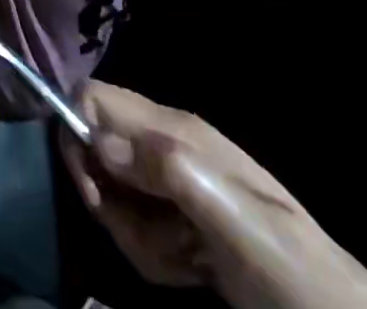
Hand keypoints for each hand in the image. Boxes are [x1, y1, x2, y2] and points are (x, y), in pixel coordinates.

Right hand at [63, 82, 366, 308]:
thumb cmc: (290, 267)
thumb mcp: (236, 220)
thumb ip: (170, 171)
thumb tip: (97, 139)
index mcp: (176, 130)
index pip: (93, 97)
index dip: (76, 134)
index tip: (94, 189)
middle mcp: (166, 145)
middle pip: (93, 150)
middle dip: (107, 199)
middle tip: (149, 238)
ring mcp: (170, 181)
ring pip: (109, 190)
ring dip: (131, 232)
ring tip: (181, 261)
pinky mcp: (174, 215)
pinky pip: (129, 221)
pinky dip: (147, 251)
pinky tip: (185, 269)